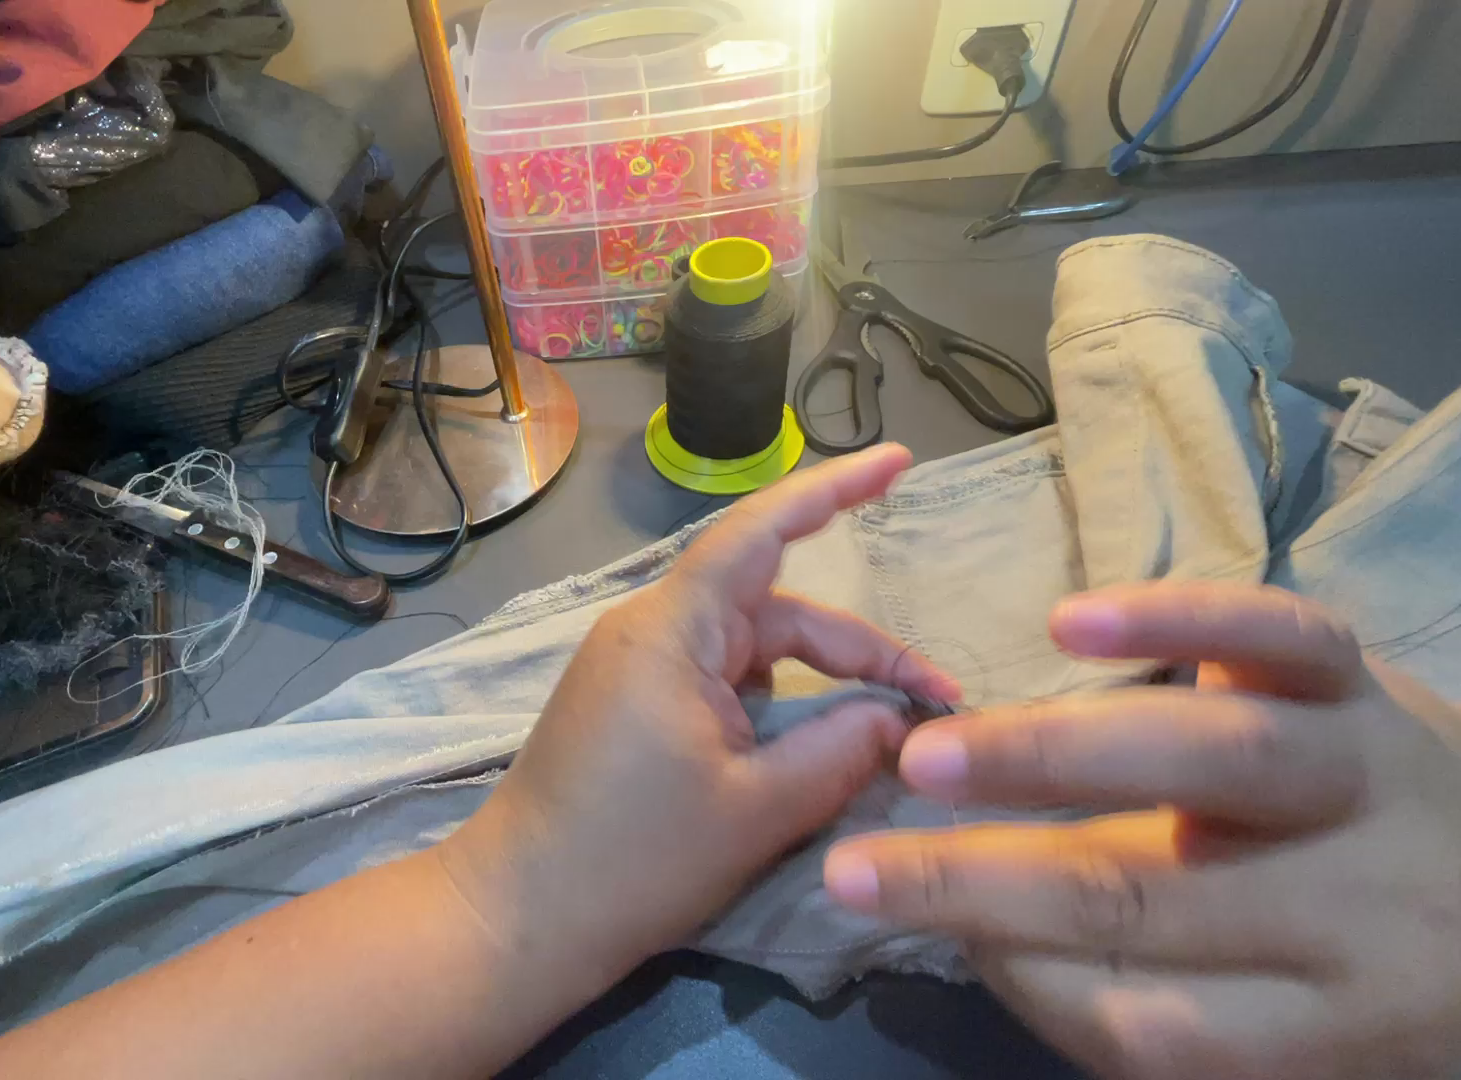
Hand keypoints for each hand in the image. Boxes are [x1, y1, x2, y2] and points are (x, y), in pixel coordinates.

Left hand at [438, 446, 960, 983]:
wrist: (523, 911)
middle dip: (856, 648)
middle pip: (774, 609)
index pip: (758, 533)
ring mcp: (640, 664)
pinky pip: (722, 678)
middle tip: (936, 701)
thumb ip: (841, 750)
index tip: (899, 459)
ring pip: (752, 648)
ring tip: (887, 726)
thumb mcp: (756, 808)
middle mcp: (652, 628)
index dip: (832, 489)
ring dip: (818, 679)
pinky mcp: (635, 699)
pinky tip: (814, 740)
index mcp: (671, 629)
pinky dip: (774, 701)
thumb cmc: (632, 860)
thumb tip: (902, 717)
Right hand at [823, 582, 1460, 1079]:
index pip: (1150, 1025)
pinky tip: (1069, 625)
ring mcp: (1368, 774)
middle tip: (855, 867)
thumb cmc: (1346, 935)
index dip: (1011, 974)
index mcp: (1347, 1027)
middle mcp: (1376, 914)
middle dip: (977, 881)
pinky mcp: (1356, 672)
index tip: (911, 920)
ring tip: (924, 757)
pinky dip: (1170, 624)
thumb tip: (970, 929)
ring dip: (1040, 757)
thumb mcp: (1266, 1003)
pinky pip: (1273, 635)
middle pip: (1142, 897)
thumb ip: (1117, 975)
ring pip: (1203, 757)